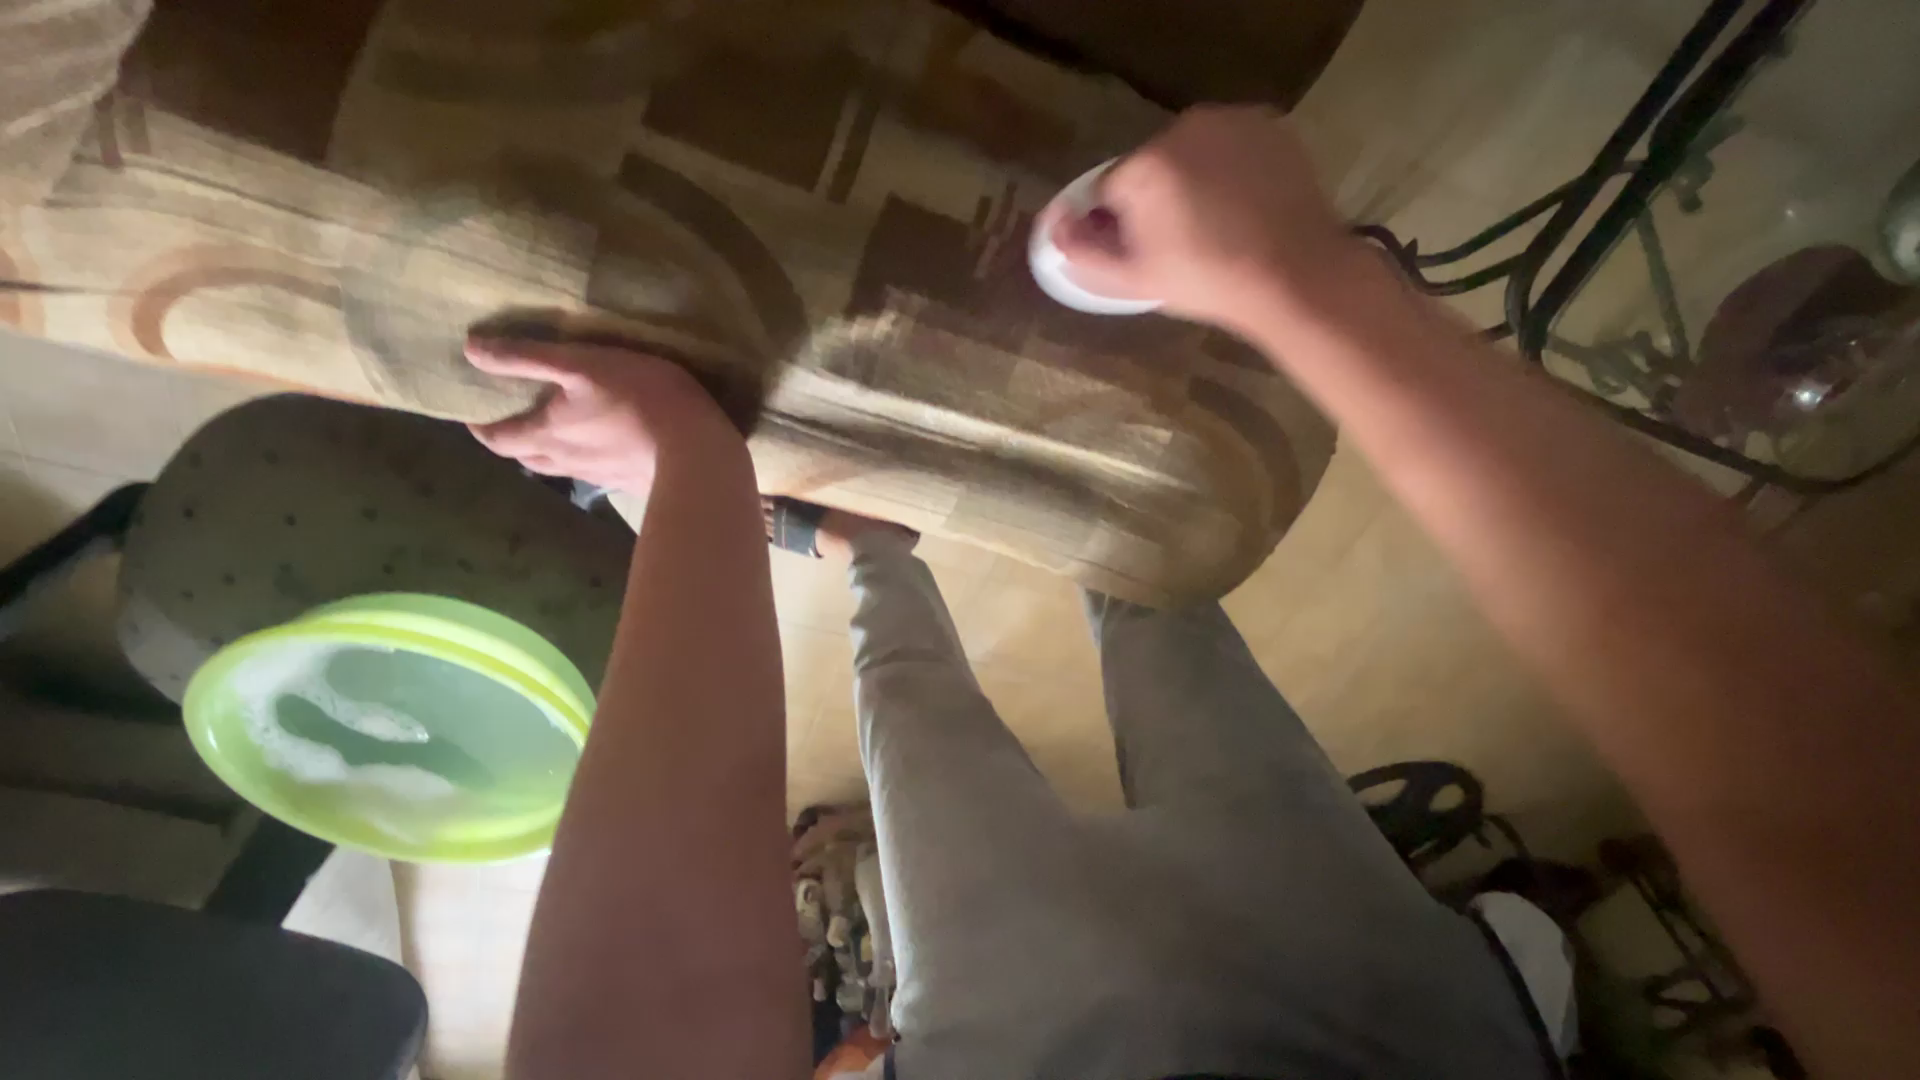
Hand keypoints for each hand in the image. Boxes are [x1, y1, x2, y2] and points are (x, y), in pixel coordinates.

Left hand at [465, 337, 745, 493]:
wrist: (697, 450)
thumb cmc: (639, 398)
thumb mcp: (581, 363)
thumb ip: (526, 357)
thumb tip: (469, 349)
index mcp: (546, 434)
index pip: (496, 437)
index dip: (480, 426)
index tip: (475, 412)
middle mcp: (566, 462)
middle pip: (527, 458)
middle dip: (515, 441)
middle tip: (518, 421)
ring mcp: (601, 477)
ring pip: (562, 468)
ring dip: (552, 454)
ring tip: (562, 434)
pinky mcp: (632, 482)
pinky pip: (600, 474)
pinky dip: (592, 461)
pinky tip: (610, 449)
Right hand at [1045, 105, 1361, 329]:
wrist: (1294, 274)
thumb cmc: (1206, 281)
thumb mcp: (1132, 280)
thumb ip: (1082, 252)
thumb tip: (1053, 228)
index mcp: (1143, 166)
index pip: (1107, 191)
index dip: (1119, 225)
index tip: (1143, 252)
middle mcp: (1183, 128)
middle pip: (1147, 167)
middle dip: (1154, 199)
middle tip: (1179, 242)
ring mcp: (1231, 121)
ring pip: (1188, 152)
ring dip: (1188, 180)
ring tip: (1213, 224)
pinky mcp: (1268, 125)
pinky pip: (1228, 145)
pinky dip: (1226, 168)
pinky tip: (1240, 204)